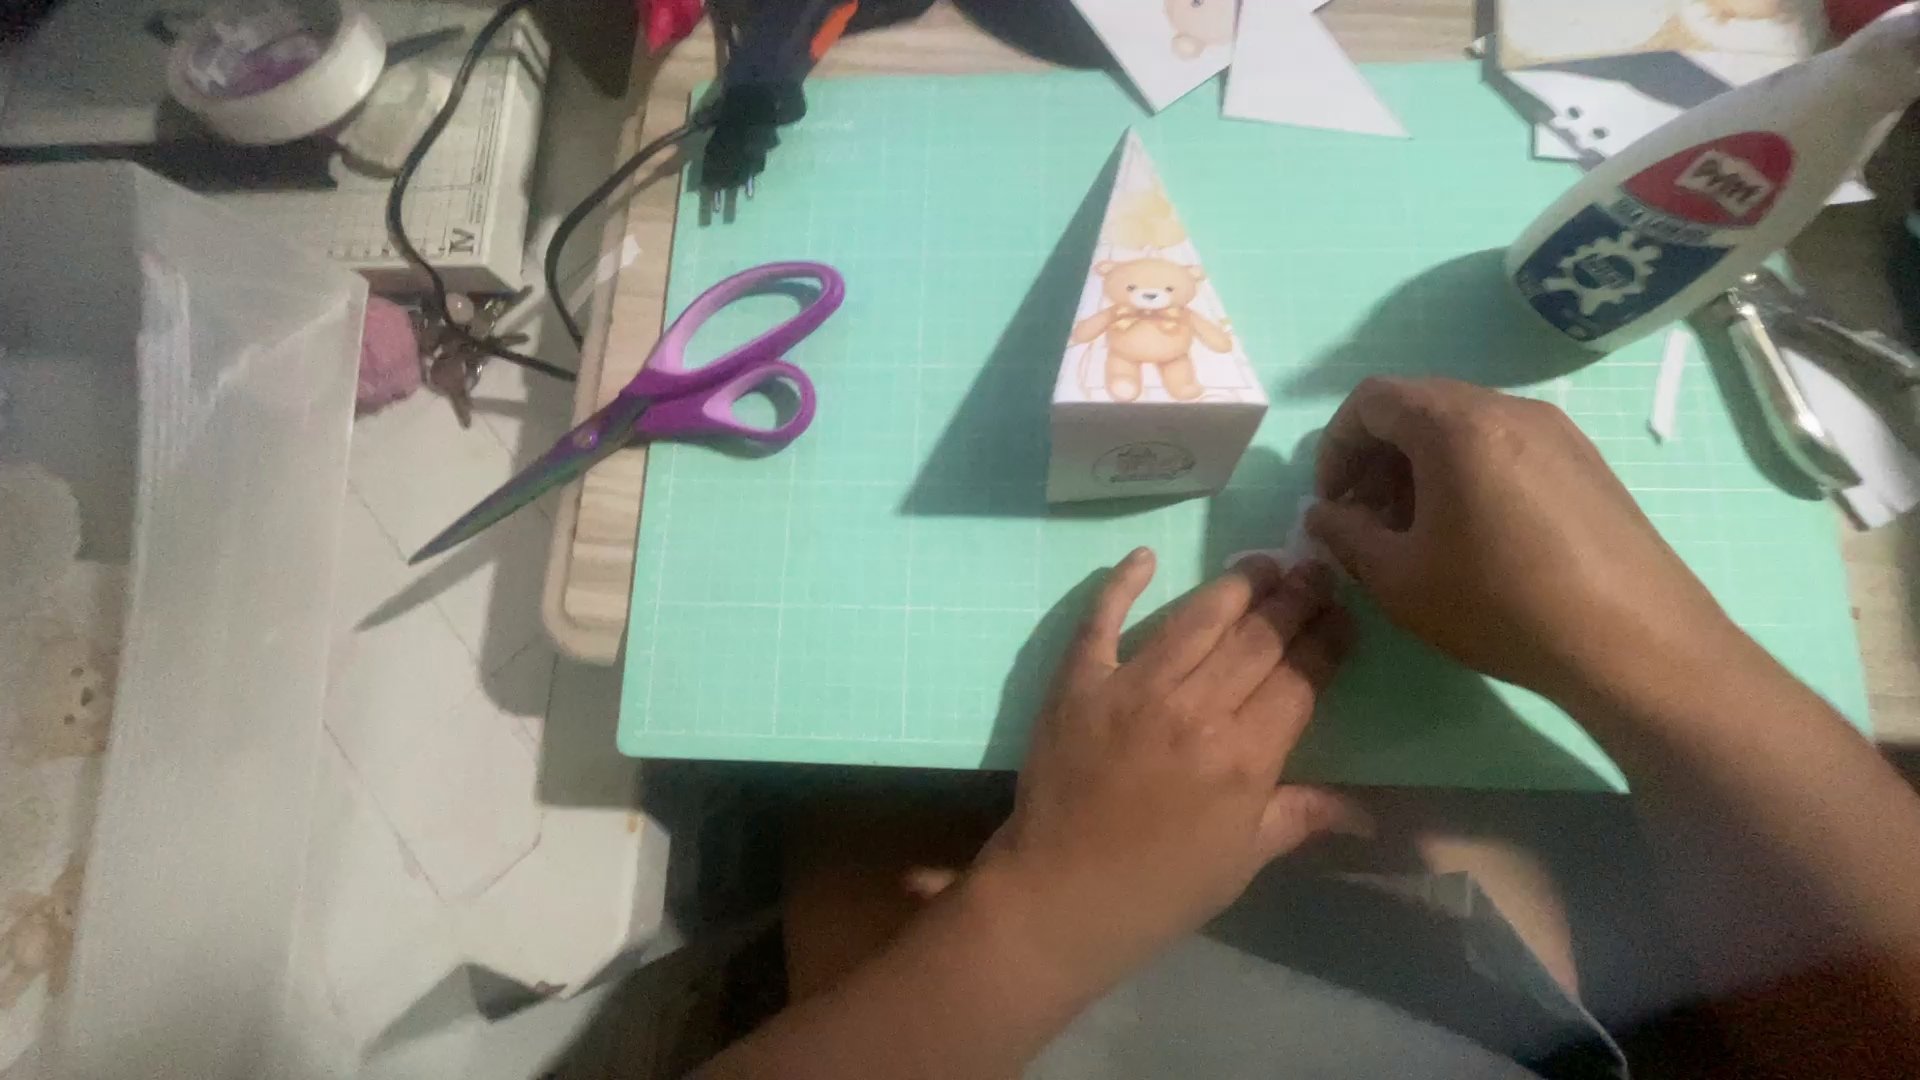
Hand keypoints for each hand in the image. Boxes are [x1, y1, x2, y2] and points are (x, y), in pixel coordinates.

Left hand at [966, 547, 1364, 993]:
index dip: (1328, 640)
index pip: (1300, 678)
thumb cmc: (1161, 886)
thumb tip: (1370, 809)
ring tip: (1261, 563)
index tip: (1344, 612)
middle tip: (1314, 570)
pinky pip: (1102, 620)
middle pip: (1256, 639)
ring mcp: (1130, 688)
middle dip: (1295, 599)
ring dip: (1234, 585)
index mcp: (1244, 758)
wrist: (1062, 891)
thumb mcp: (1243, 859)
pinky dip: (1120, 585)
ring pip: (1194, 619)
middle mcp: (1193, 709)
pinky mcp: (1079, 681)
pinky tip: (1143, 557)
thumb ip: (1302, 814)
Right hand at [1306, 376, 1741, 702]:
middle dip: (1372, 455)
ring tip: (1410, 526)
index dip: (1335, 446)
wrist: (1637, 648)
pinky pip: (1499, 443)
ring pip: (1458, 424)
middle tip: (1363, 514)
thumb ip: (1342, 533)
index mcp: (1457, 428)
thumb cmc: (1498, 605)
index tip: (1331, 500)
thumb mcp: (1394, 577)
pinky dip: (1460, 470)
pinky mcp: (1583, 461)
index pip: (1371, 400)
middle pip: (1415, 406)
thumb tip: (1322, 513)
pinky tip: (1464, 530)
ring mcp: (1555, 432)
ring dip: (1414, 464)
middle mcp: (1508, 410)